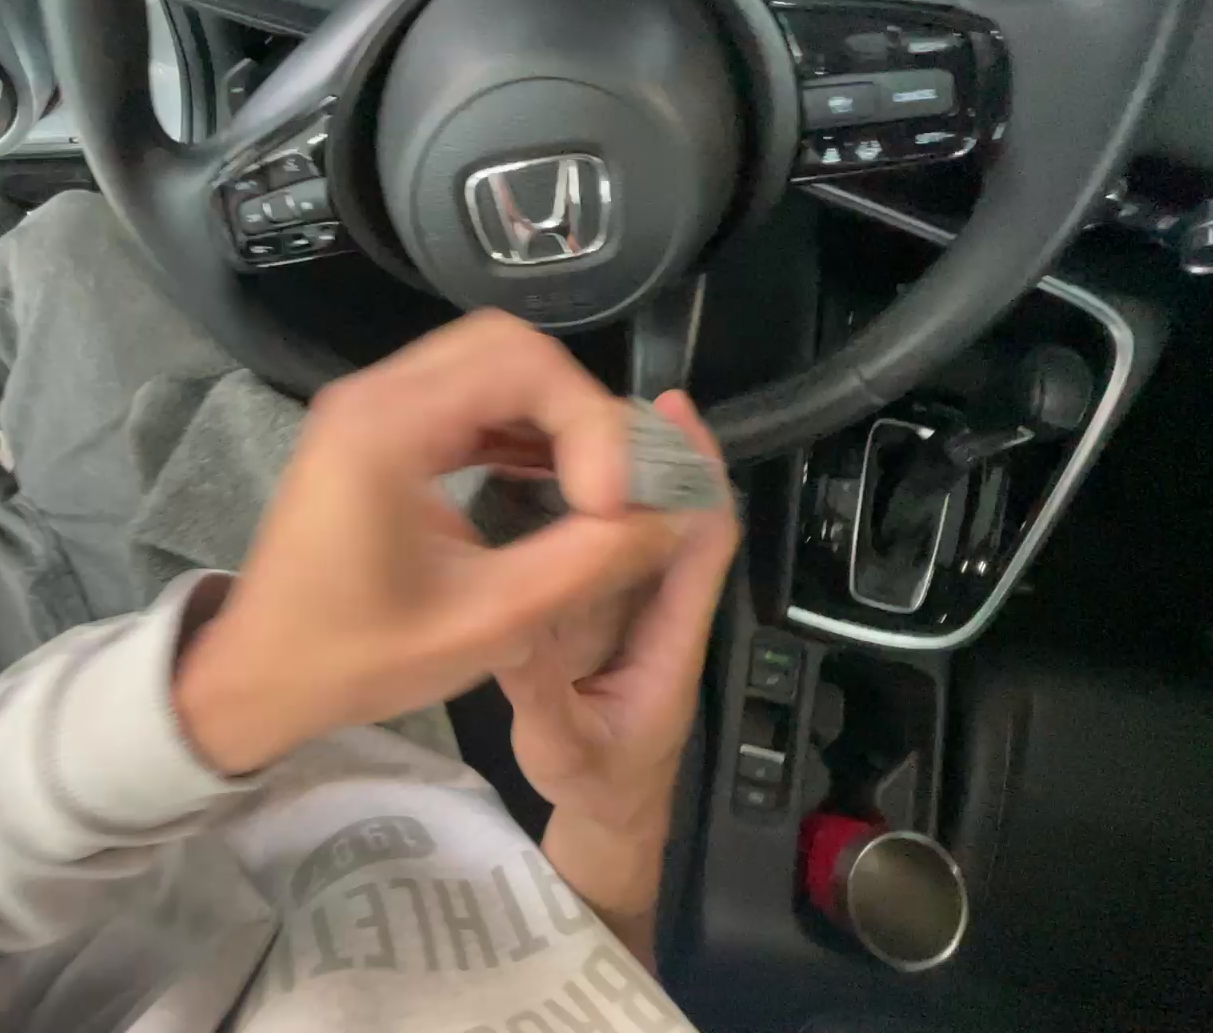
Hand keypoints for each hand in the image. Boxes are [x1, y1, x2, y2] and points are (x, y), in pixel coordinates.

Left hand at [174, 311, 688, 773]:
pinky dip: (518, 428)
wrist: (260, 676)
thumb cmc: (355, 660)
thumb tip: (669, 515)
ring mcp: (370, 408)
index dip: (590, 423)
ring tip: (597, 481)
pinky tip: (554, 474)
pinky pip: (464, 401)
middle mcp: (373, 394)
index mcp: (385, 426)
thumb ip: (587, 562)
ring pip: (488, 367)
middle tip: (612, 483)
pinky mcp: (377, 432)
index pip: (521, 363)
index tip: (613, 504)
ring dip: (552, 416)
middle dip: (576, 409)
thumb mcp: (486, 623)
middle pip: (506, 347)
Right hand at [497, 390, 740, 837]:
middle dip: (655, 453)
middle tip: (607, 400)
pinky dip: (584, 505)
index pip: (703, 543)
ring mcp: (624, 608)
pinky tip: (544, 475)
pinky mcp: (593, 612)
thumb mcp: (564, 747)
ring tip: (571, 423)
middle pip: (673, 515)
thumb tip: (509, 626)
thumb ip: (541, 696)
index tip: (677, 416)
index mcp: (668, 637)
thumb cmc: (598, 783)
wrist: (603, 813)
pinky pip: (596, 547)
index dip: (699, 476)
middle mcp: (655, 608)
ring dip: (619, 471)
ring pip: (634, 525)